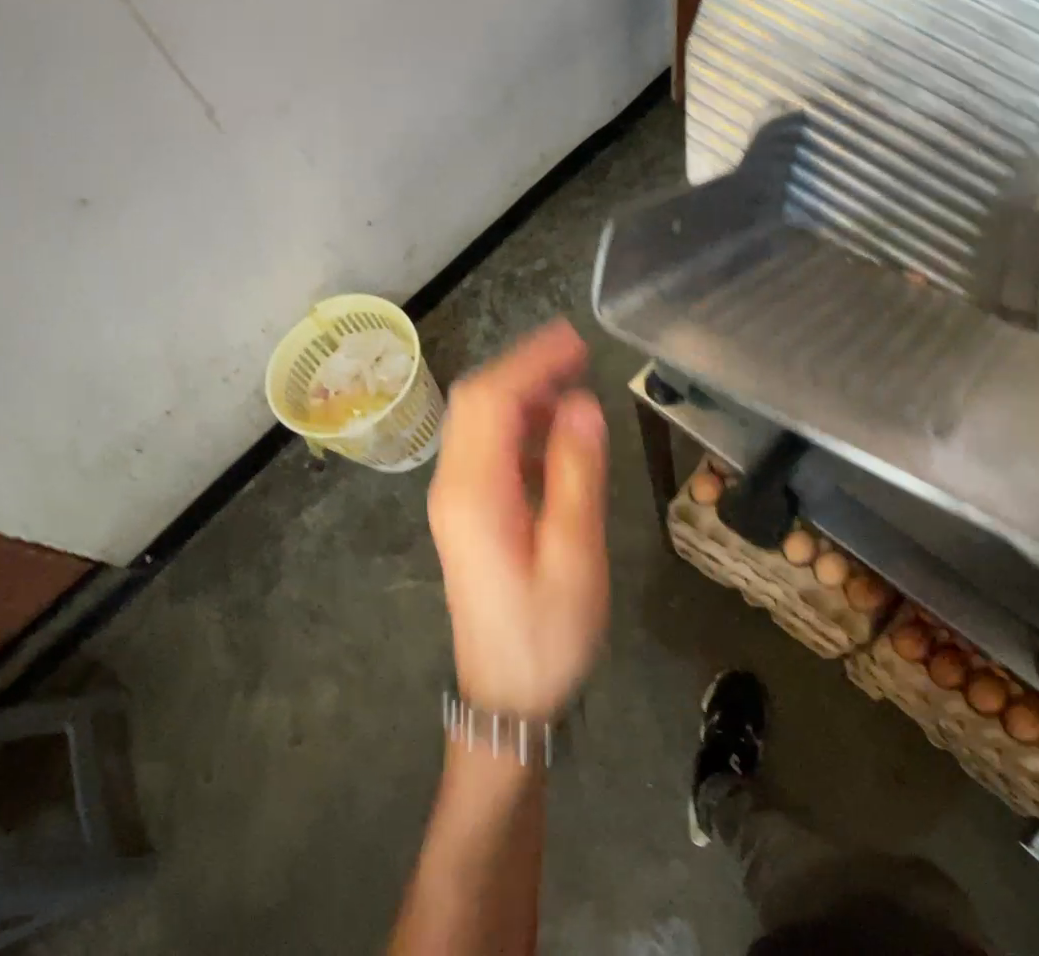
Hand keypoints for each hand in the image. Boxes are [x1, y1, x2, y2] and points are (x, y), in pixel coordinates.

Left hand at [428, 320, 609, 719]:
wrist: (505, 699)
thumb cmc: (547, 635)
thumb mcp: (574, 556)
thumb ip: (577, 475)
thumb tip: (583, 405)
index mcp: (475, 493)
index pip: (492, 401)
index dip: (531, 361)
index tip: (576, 338)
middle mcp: (455, 488)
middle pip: (477, 405)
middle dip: (524, 369)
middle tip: (579, 353)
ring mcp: (457, 504)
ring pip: (480, 426)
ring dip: (522, 396)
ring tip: (574, 385)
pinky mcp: (469, 518)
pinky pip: (488, 454)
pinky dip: (520, 429)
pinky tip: (556, 435)